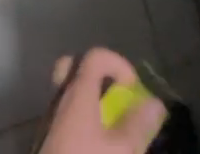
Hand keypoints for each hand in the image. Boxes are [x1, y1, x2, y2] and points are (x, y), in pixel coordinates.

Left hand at [38, 48, 166, 153]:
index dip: (117, 63)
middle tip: (113, 95)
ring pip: (67, 91)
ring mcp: (49, 118)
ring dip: (89, 97)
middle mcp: (60, 98)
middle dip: (96, 73)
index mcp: (78, 93)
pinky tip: (93, 141)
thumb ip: (139, 124)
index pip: (95, 55)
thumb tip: (155, 103)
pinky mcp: (45, 138)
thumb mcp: (120, 150)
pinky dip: (79, 116)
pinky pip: (63, 113)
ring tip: (109, 123)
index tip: (132, 88)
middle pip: (73, 66)